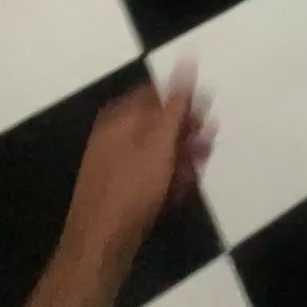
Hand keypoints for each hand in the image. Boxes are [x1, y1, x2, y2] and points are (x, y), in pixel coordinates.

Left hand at [57, 68, 211, 270]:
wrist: (99, 247)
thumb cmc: (132, 187)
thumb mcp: (160, 140)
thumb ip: (177, 101)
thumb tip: (188, 59)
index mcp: (120, 117)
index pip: (158, 93)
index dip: (184, 102)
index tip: (205, 114)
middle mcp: (115, 135)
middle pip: (160, 123)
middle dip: (187, 133)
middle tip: (206, 146)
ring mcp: (115, 165)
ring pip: (158, 151)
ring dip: (182, 158)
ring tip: (196, 172)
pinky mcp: (120, 191)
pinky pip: (150, 174)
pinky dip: (168, 178)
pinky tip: (180, 191)